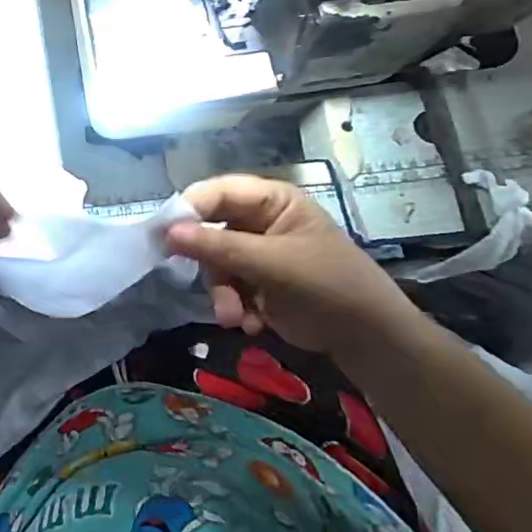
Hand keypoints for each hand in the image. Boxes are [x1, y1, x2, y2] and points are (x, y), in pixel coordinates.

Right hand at [163, 174, 423, 352]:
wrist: (368, 339)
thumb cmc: (328, 285)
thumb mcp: (272, 263)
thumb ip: (218, 246)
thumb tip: (166, 232)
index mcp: (271, 200)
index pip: (217, 192)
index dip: (188, 210)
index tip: (162, 234)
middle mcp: (260, 221)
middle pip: (210, 229)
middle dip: (209, 264)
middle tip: (199, 282)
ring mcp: (257, 252)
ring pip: (214, 263)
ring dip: (222, 293)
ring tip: (235, 318)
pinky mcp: (255, 282)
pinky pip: (226, 286)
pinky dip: (234, 306)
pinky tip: (251, 322)